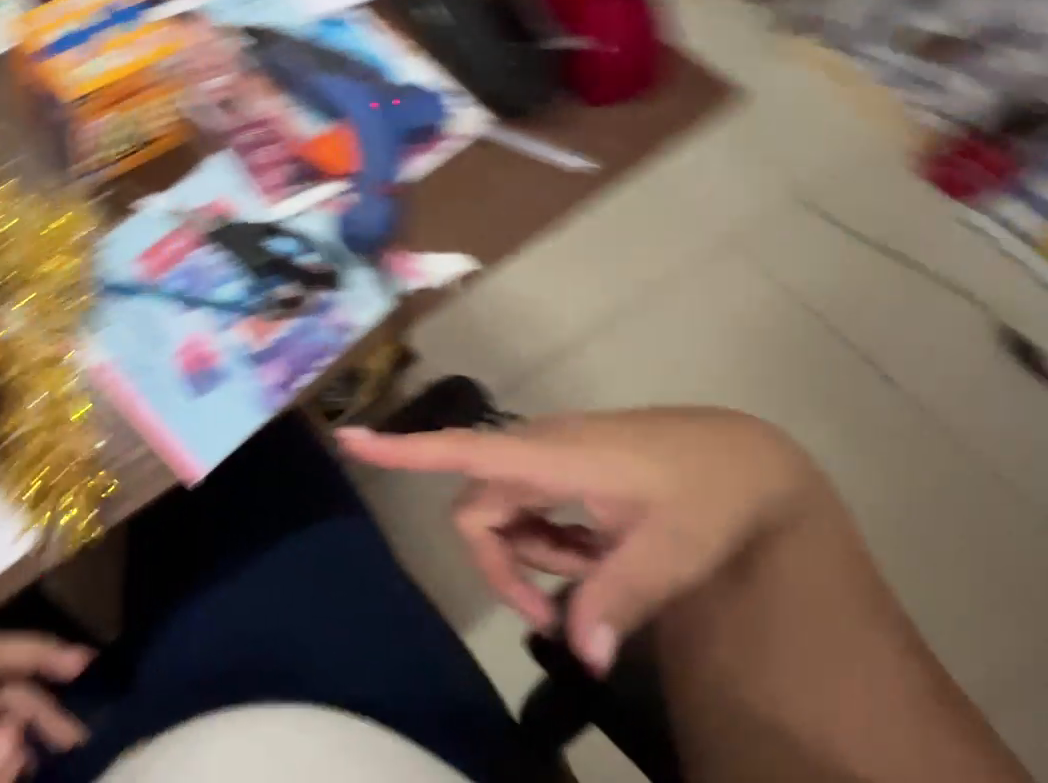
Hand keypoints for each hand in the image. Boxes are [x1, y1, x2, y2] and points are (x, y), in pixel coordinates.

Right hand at [337, 407, 821, 674]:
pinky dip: (548, 541)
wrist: (746, 454)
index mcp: (548, 457)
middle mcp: (532, 452)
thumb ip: (619, 599)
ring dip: (534, 556)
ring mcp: (543, 459)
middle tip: (553, 616)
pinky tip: (595, 554)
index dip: (403, 450)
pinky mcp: (557, 467)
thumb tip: (579, 656)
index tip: (348, 438)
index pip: (461, 451)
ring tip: (597, 574)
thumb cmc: (710, 492)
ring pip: (500, 515)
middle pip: (478, 511)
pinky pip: (525, 509)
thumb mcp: (674, 551)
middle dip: (504, 566)